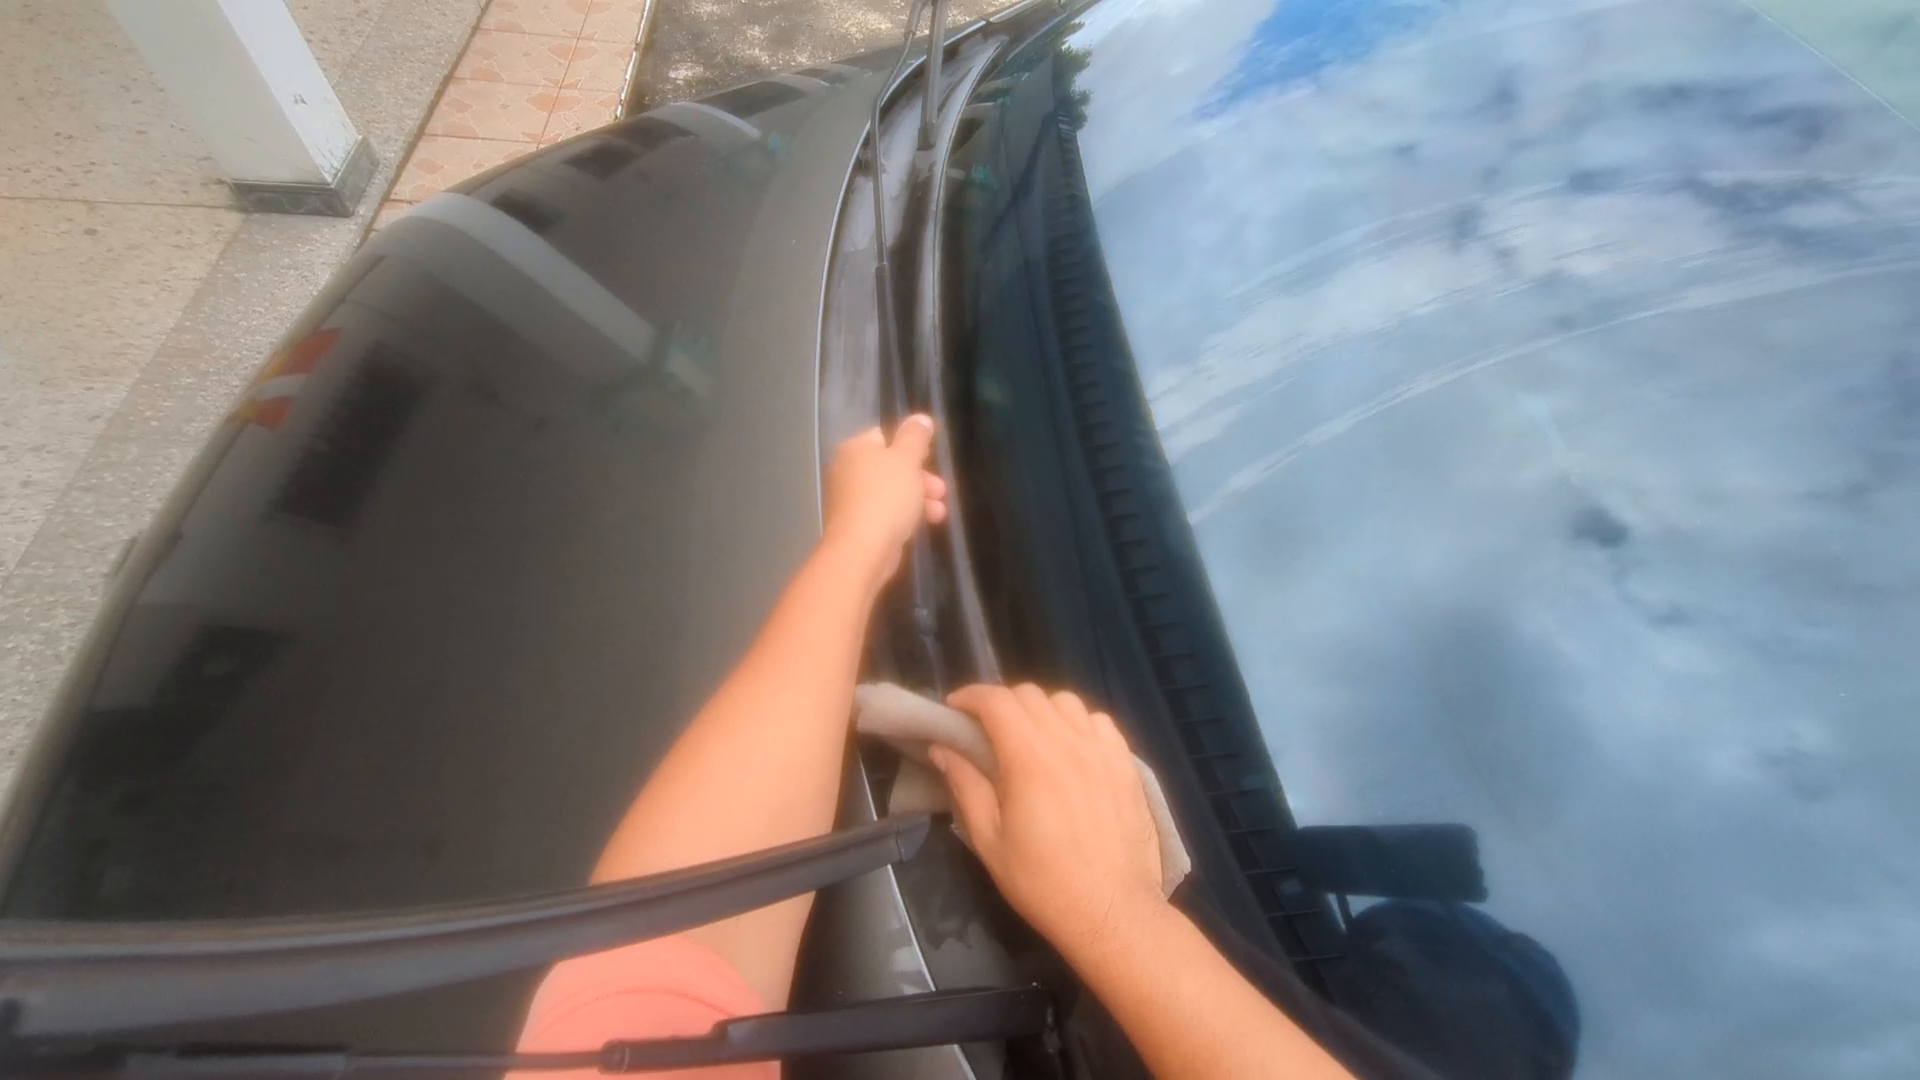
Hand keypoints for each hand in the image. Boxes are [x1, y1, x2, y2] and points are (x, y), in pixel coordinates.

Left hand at [822, 415, 947, 582]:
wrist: (862, 549)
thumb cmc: (886, 497)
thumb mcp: (907, 460)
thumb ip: (916, 437)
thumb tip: (920, 418)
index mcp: (856, 448)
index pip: (884, 436)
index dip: (911, 447)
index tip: (931, 460)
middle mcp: (847, 470)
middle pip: (890, 467)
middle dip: (921, 478)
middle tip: (942, 491)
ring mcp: (849, 500)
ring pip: (890, 492)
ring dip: (918, 499)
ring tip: (939, 514)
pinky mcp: (856, 525)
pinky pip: (884, 513)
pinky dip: (903, 516)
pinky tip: (921, 526)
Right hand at [931, 684, 1166, 961]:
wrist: (1111, 911)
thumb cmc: (1042, 882)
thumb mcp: (989, 840)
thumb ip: (965, 786)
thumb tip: (942, 748)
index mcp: (1029, 757)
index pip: (996, 701)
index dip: (970, 696)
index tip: (954, 709)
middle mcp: (1067, 741)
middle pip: (1029, 694)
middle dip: (1001, 703)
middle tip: (987, 729)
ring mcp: (1102, 749)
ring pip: (1066, 702)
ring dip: (1041, 709)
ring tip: (1031, 736)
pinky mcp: (1127, 763)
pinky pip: (1100, 721)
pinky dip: (1078, 723)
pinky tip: (1072, 747)